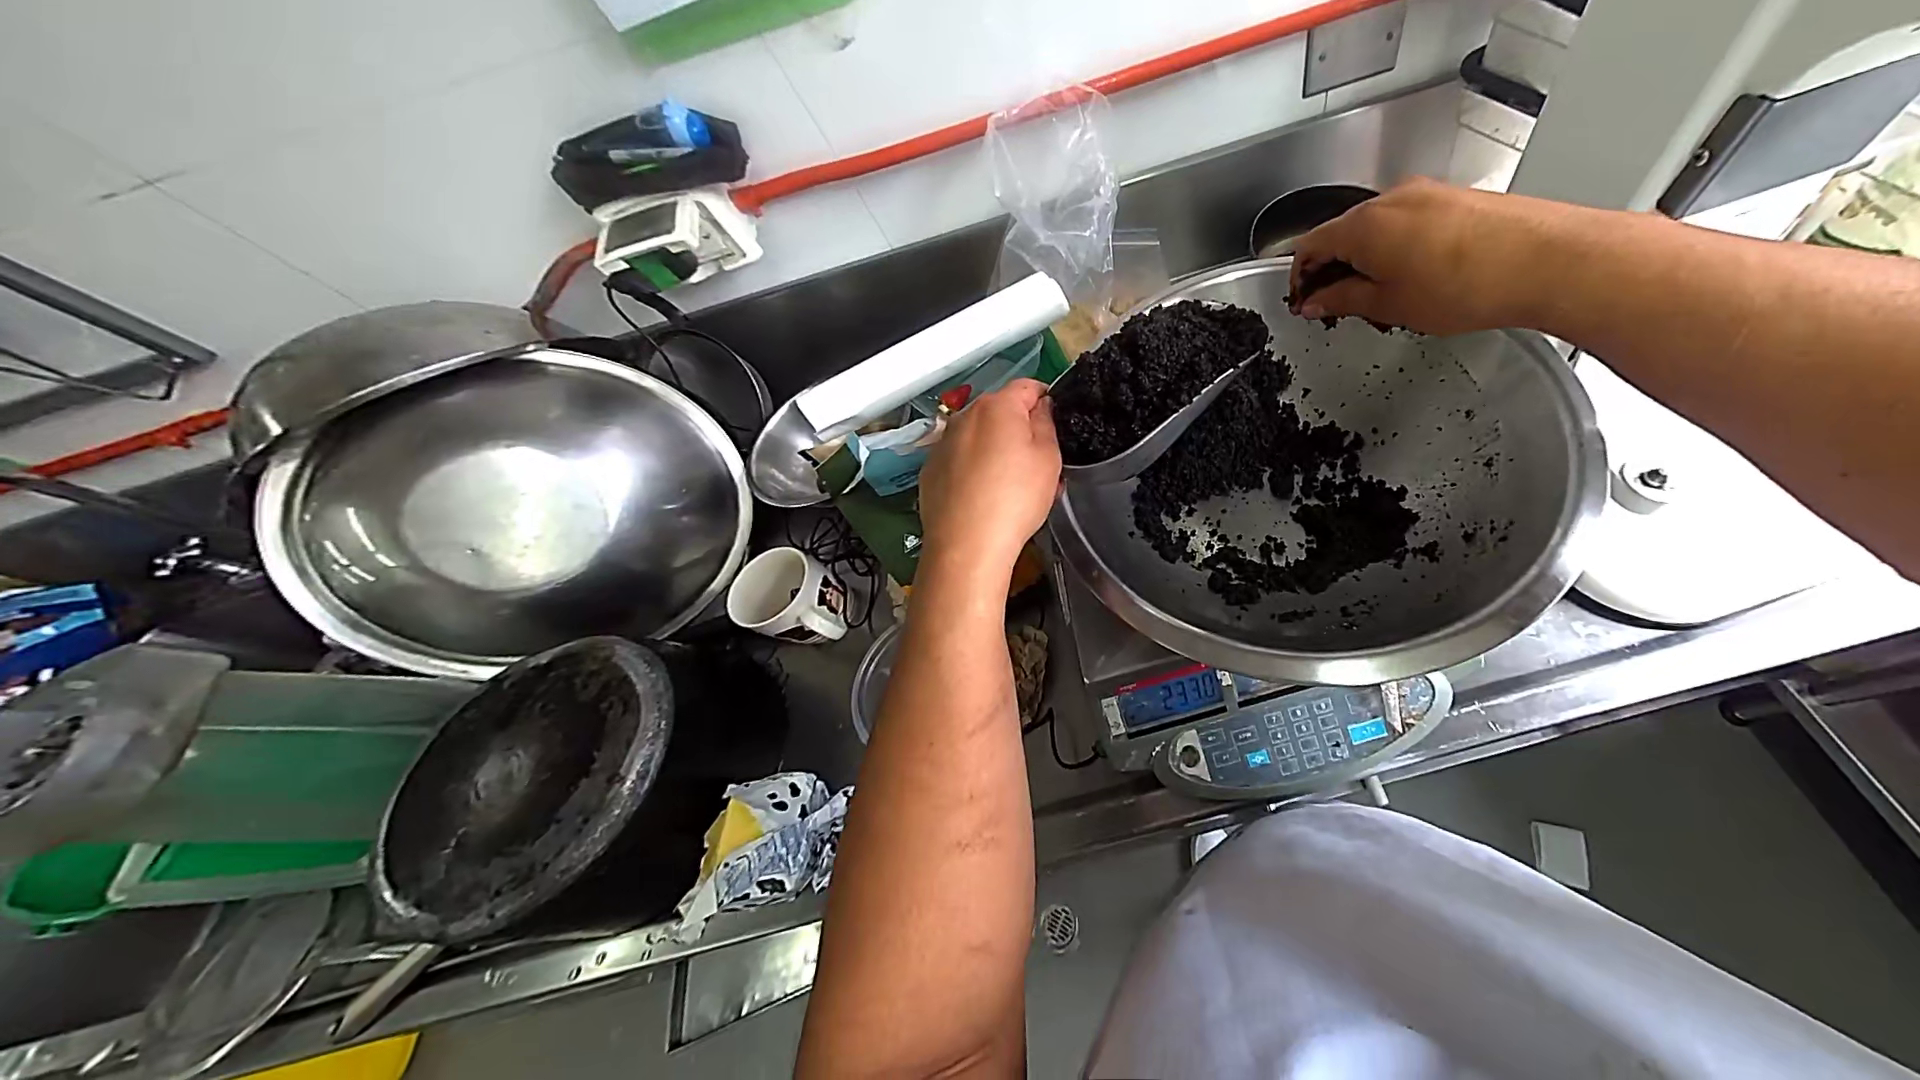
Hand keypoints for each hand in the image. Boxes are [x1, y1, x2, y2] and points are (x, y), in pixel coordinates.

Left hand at [917, 378, 1060, 572]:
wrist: (967, 545)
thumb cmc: (1011, 503)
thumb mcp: (1049, 459)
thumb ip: (1047, 423)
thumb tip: (1041, 408)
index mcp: (998, 407)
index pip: (1028, 386)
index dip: (1045, 401)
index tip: (1052, 420)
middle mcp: (965, 417)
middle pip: (999, 411)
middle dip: (1018, 429)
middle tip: (1036, 463)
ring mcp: (944, 443)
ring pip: (977, 436)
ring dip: (994, 450)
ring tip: (1011, 486)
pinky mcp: (932, 469)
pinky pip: (959, 459)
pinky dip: (972, 469)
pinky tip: (985, 496)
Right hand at [1289, 177, 1578, 334]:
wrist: (1551, 262)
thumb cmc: (1472, 282)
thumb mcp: (1387, 305)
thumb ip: (1340, 301)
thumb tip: (1317, 301)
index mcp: (1363, 224)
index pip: (1309, 247)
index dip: (1300, 279)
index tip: (1305, 301)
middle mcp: (1391, 199)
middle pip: (1340, 233)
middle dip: (1332, 270)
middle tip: (1337, 306)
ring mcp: (1426, 194)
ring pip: (1374, 229)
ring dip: (1365, 261)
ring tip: (1380, 298)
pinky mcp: (1455, 199)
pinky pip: (1407, 223)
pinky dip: (1396, 250)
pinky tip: (1412, 280)